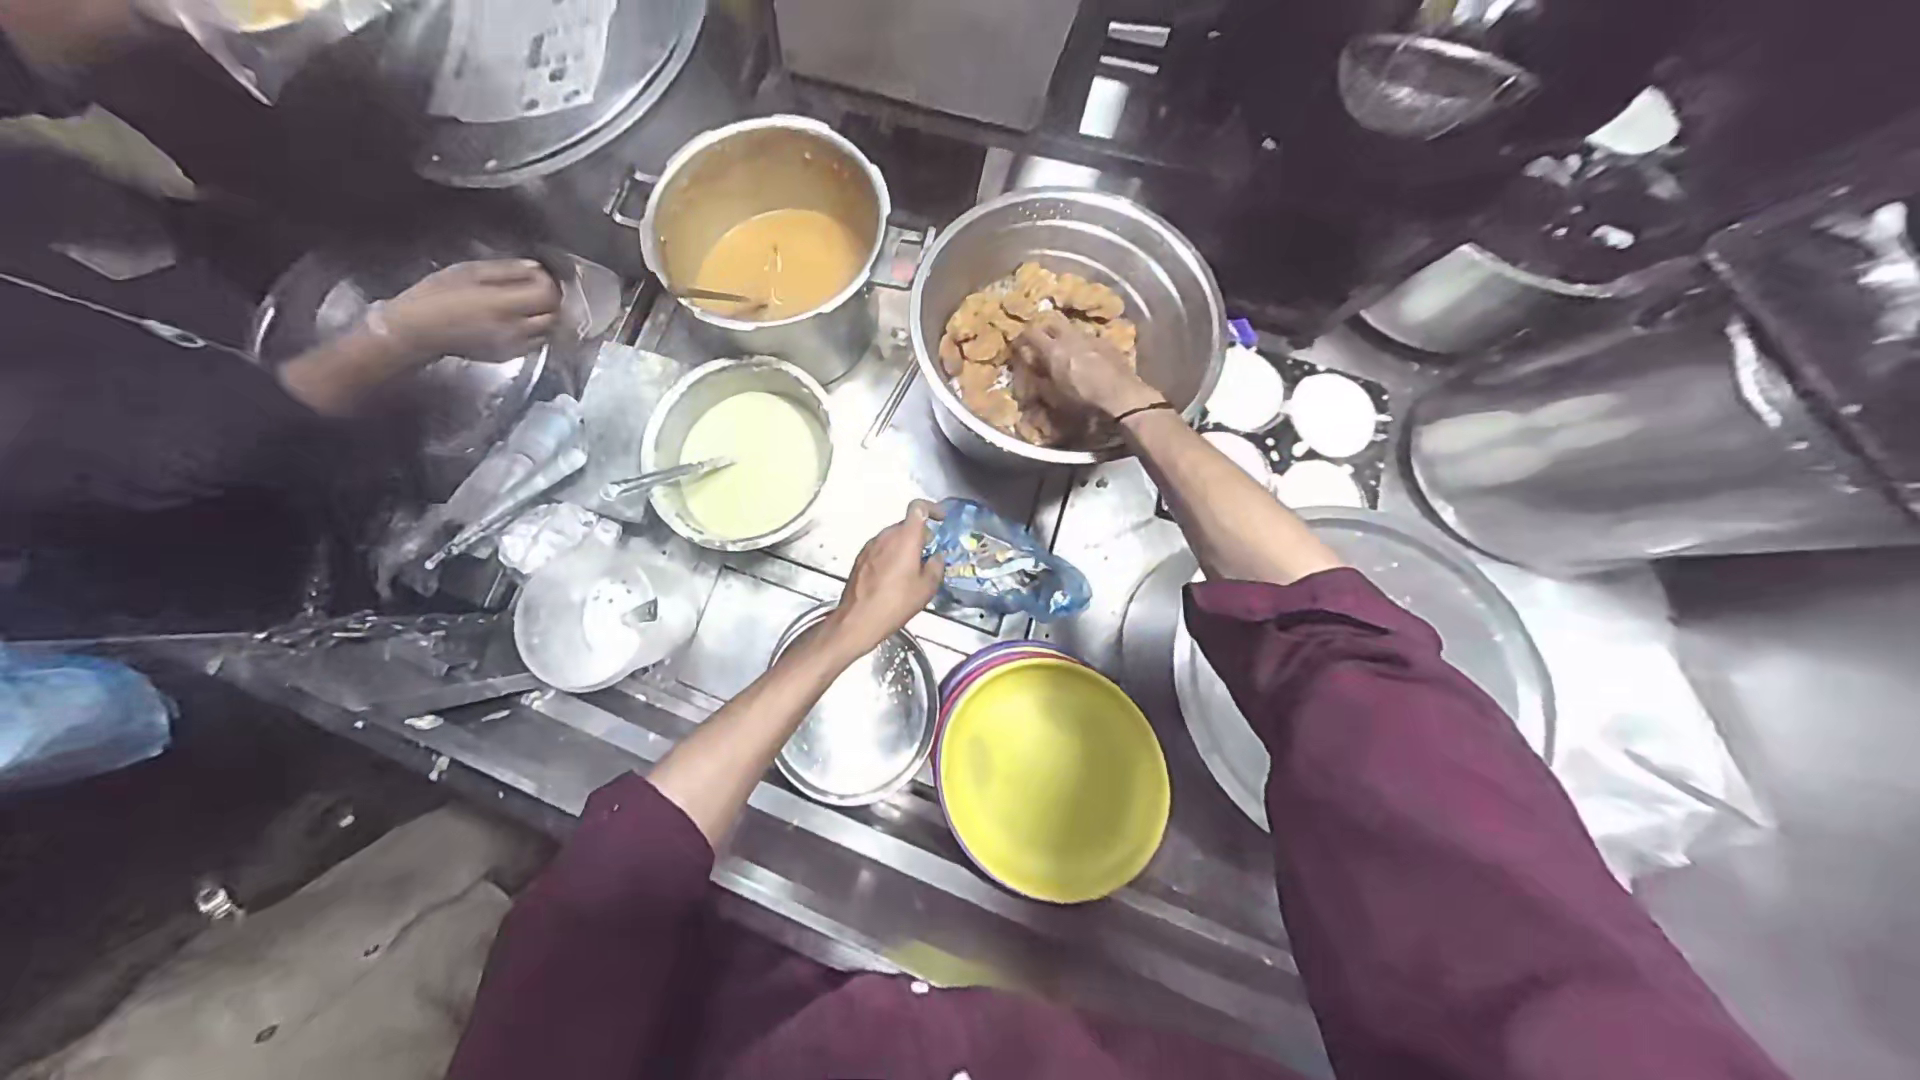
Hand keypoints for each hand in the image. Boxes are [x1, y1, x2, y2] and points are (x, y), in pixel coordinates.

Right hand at [376, 259, 561, 361]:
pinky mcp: (511, 357)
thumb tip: (535, 267)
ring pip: (548, 331)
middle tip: (536, 290)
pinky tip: (516, 321)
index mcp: (503, 304)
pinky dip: (534, 331)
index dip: (548, 284)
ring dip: (544, 317)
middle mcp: (515, 328)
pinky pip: (535, 343)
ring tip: (526, 305)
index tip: (539, 276)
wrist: (417, 331)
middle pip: (554, 315)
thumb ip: (506, 270)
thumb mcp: (467, 272)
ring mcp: (515, 346)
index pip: (547, 295)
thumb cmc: (436, 296)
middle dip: (550, 301)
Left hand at [823, 501, 945, 657]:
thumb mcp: (927, 587)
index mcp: (905, 538)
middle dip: (920, 535)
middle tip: (929, 555)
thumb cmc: (897, 602)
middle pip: (906, 524)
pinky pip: (881, 548)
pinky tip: (894, 577)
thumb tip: (936, 557)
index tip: (941, 519)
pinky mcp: (860, 558)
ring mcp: (870, 546)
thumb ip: (936, 566)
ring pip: (893, 537)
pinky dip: (891, 555)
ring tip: (912, 569)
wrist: (859, 619)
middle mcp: (886, 536)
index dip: (932, 508)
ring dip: (905, 546)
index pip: (918, 507)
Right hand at [1012, 313, 1162, 418]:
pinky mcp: (1106, 342)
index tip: (1019, 343)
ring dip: (1065, 335)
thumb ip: (1039, 381)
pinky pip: (1089, 337)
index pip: (1031, 332)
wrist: (1120, 394)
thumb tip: (1031, 372)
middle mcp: (1070, 336)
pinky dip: (1083, 343)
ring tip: (1066, 348)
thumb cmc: (1082, 398)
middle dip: (1044, 327)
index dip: (1022, 336)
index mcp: (1053, 349)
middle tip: (1042, 340)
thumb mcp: (1054, 396)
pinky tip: (1087, 355)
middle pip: (1052, 321)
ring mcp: (1090, 336)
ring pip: (1072, 328)